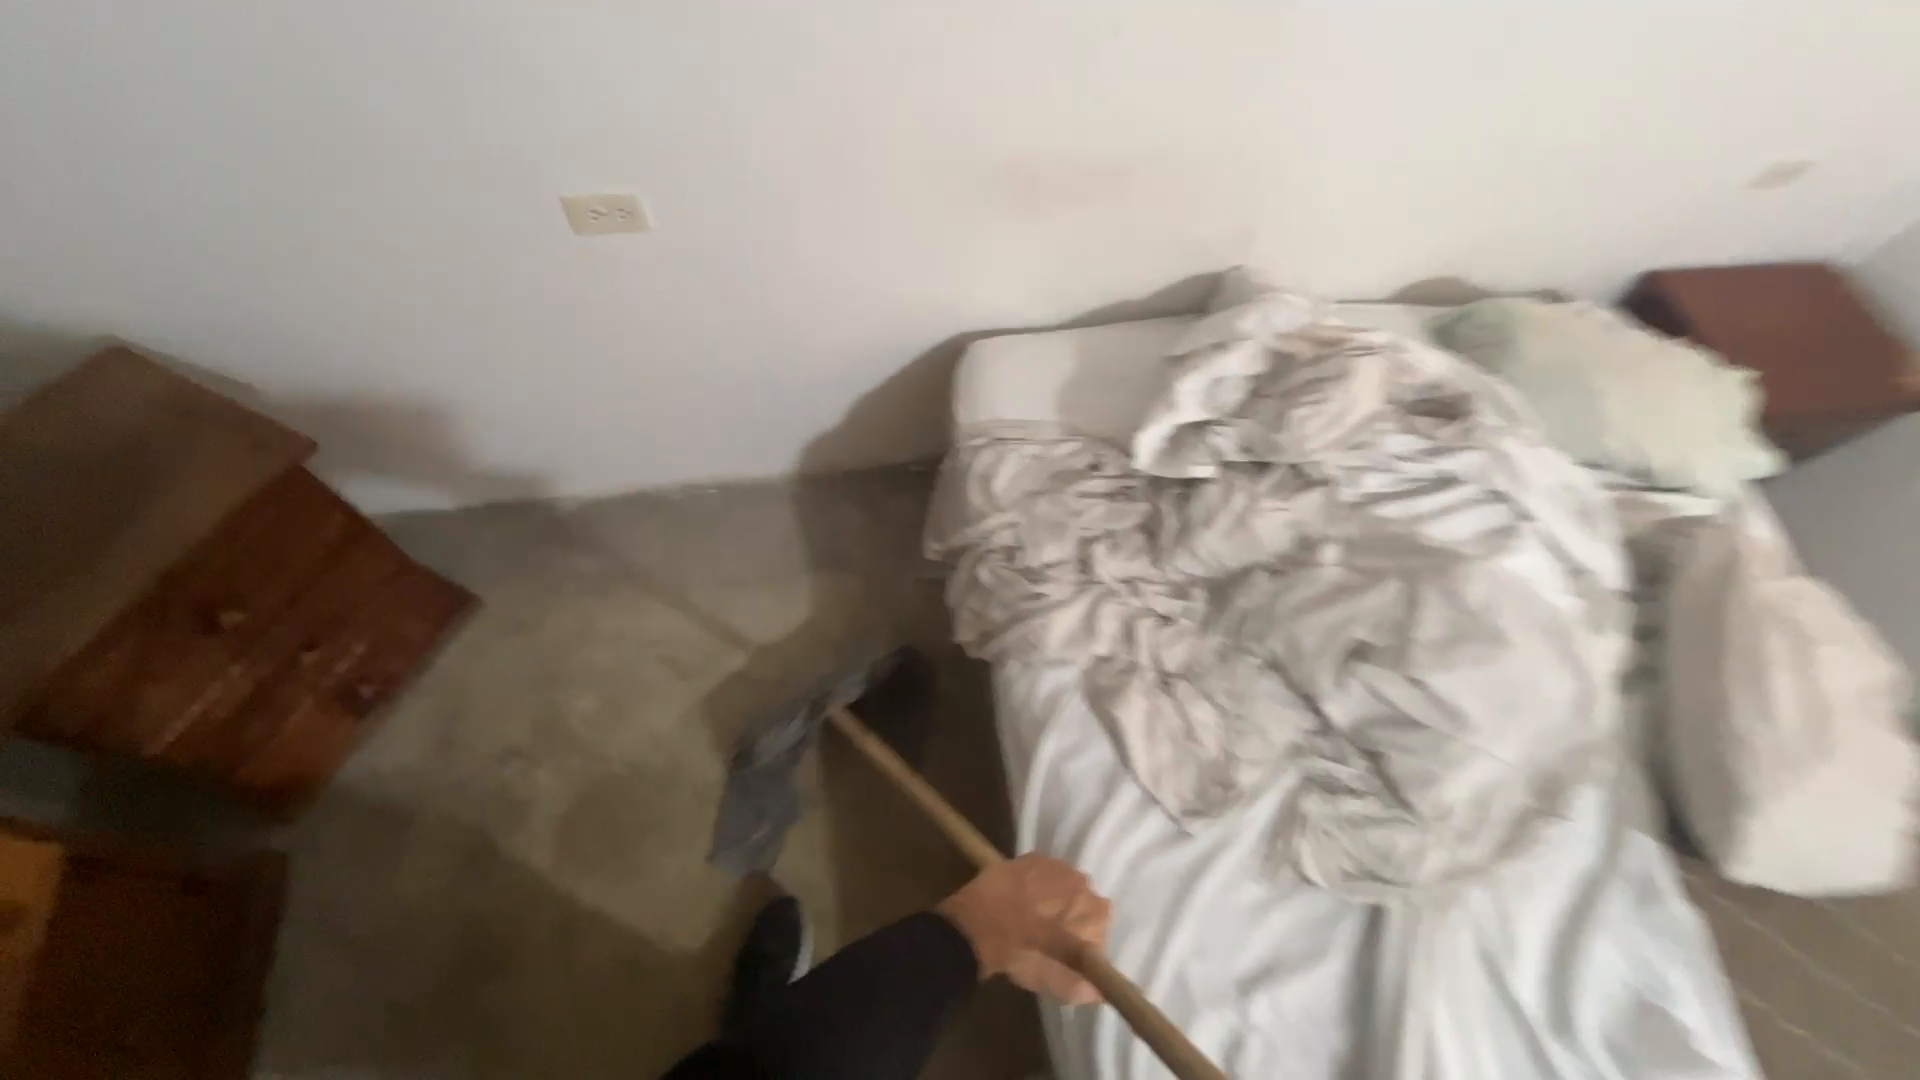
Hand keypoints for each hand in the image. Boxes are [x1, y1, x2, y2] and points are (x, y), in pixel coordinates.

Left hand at [935, 855, 1112, 1005]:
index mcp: (1098, 914)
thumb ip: (1086, 989)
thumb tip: (1098, 989)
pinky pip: (1044, 873)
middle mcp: (1085, 883)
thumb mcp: (1057, 986)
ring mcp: (1058, 864)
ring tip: (1031, 917)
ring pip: (1064, 887)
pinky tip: (1020, 898)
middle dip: (1069, 919)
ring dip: (1053, 899)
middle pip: (1082, 905)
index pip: (1099, 931)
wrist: (977, 925)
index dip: (1084, 943)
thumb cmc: (1022, 956)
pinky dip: (1036, 885)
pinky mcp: (1033, 855)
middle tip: (1046, 936)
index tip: (1065, 954)